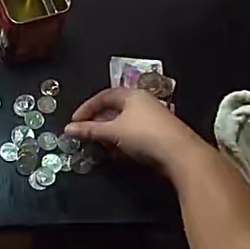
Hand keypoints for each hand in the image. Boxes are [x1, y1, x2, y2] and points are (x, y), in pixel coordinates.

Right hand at [64, 88, 209, 173]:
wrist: (180, 154)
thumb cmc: (145, 135)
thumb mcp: (113, 132)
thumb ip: (90, 130)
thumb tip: (68, 129)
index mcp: (132, 94)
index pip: (103, 96)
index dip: (86, 109)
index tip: (74, 122)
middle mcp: (142, 102)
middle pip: (113, 109)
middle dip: (97, 122)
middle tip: (85, 134)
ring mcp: (151, 118)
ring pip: (123, 123)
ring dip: (109, 133)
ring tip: (100, 145)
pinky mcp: (157, 133)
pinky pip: (133, 133)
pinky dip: (121, 140)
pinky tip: (117, 152)